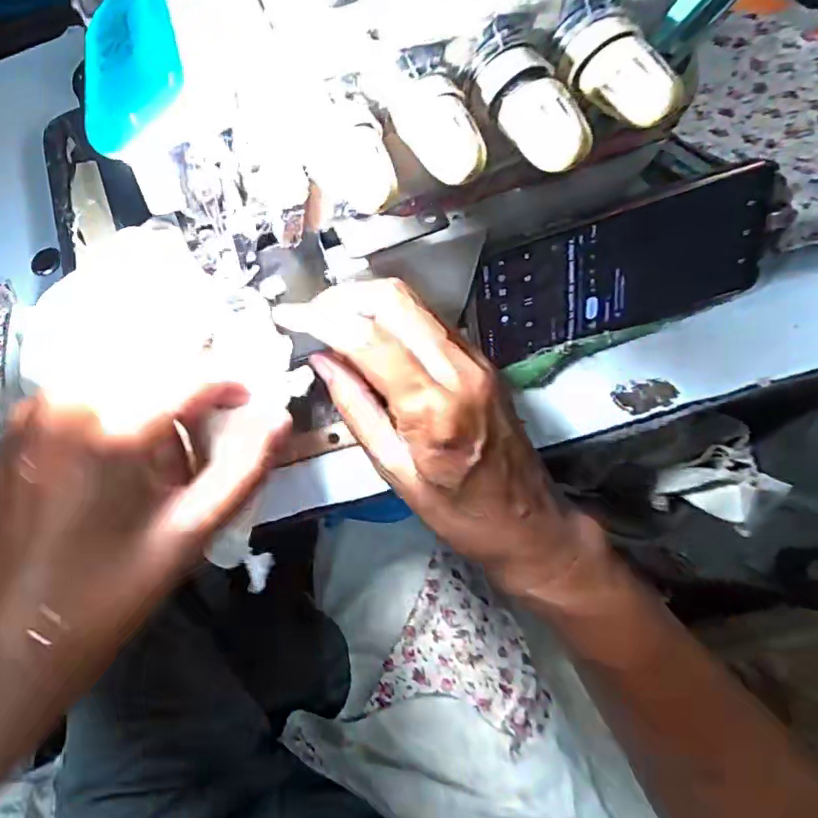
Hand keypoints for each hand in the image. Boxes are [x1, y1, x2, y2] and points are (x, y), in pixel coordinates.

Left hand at [0, 382, 289, 784]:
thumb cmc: (98, 605)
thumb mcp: (181, 541)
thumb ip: (238, 472)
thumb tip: (277, 418)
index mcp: (113, 426)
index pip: (191, 373)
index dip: (228, 382)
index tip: (248, 404)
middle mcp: (68, 398)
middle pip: (149, 363)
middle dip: (186, 389)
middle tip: (202, 435)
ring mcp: (33, 407)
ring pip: (111, 372)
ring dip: (145, 394)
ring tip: (156, 452)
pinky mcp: (12, 423)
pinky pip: (76, 390)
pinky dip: (107, 403)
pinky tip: (111, 454)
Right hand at [275, 279, 594, 597]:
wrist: (527, 520)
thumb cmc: (461, 510)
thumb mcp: (392, 467)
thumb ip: (354, 406)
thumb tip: (323, 361)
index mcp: (433, 408)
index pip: (367, 339)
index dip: (320, 319)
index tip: (290, 315)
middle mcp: (459, 371)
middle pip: (393, 299)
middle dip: (341, 297)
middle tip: (310, 313)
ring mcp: (474, 359)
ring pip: (411, 300)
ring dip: (363, 300)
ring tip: (330, 320)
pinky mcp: (478, 357)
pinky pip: (425, 317)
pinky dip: (387, 314)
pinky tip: (365, 334)